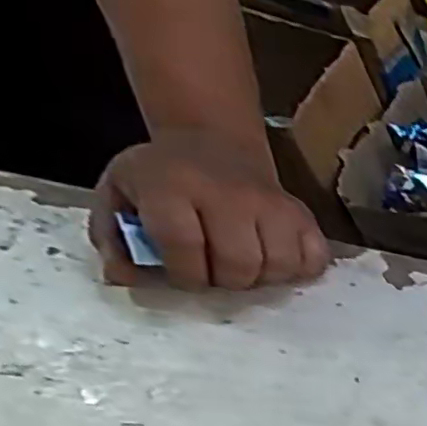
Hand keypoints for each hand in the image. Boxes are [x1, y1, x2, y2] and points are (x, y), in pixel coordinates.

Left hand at [89, 129, 330, 290]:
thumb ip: (113, 238)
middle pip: (239, 262)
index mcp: (172, 184)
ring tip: (247, 268)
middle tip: (218, 272)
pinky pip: (313, 260)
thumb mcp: (121, 195)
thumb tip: (124, 277)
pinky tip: (278, 262)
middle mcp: (228, 192)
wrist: (214, 145)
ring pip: (279, 266)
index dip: (184, 273)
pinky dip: (299, 270)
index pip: (183, 244)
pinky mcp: (304, 216)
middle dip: (226, 280)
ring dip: (262, 278)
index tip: (185, 275)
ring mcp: (272, 204)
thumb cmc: (166, 180)